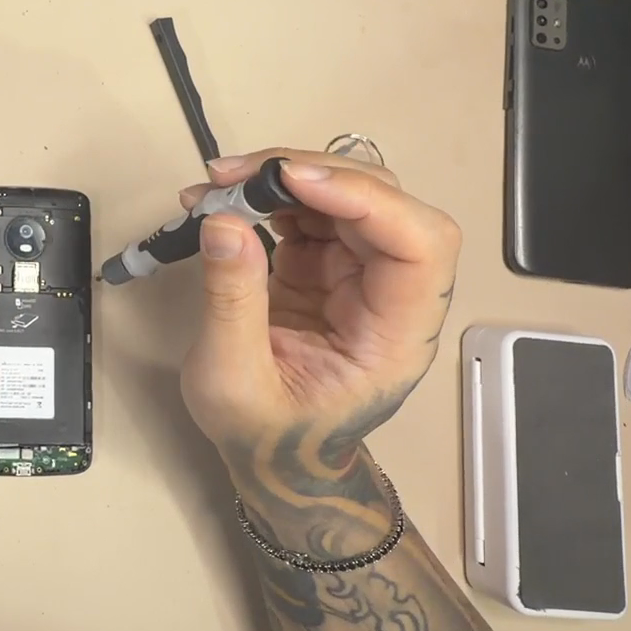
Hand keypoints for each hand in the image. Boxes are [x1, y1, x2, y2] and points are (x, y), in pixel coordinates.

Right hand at [176, 150, 459, 546]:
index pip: (417, 246)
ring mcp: (356, 276)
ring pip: (342, 197)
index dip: (364, 200)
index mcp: (394, 335)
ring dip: (280, 177)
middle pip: (381, 205)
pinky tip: (220, 199)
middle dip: (309, 174)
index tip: (288, 179)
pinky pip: (306, 211)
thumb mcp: (233, 377)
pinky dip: (263, 195)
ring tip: (214, 184)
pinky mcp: (321, 267)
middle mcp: (389, 295)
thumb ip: (231, 300)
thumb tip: (222, 220)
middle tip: (232, 175)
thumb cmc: (264, 435)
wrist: (272, 457)